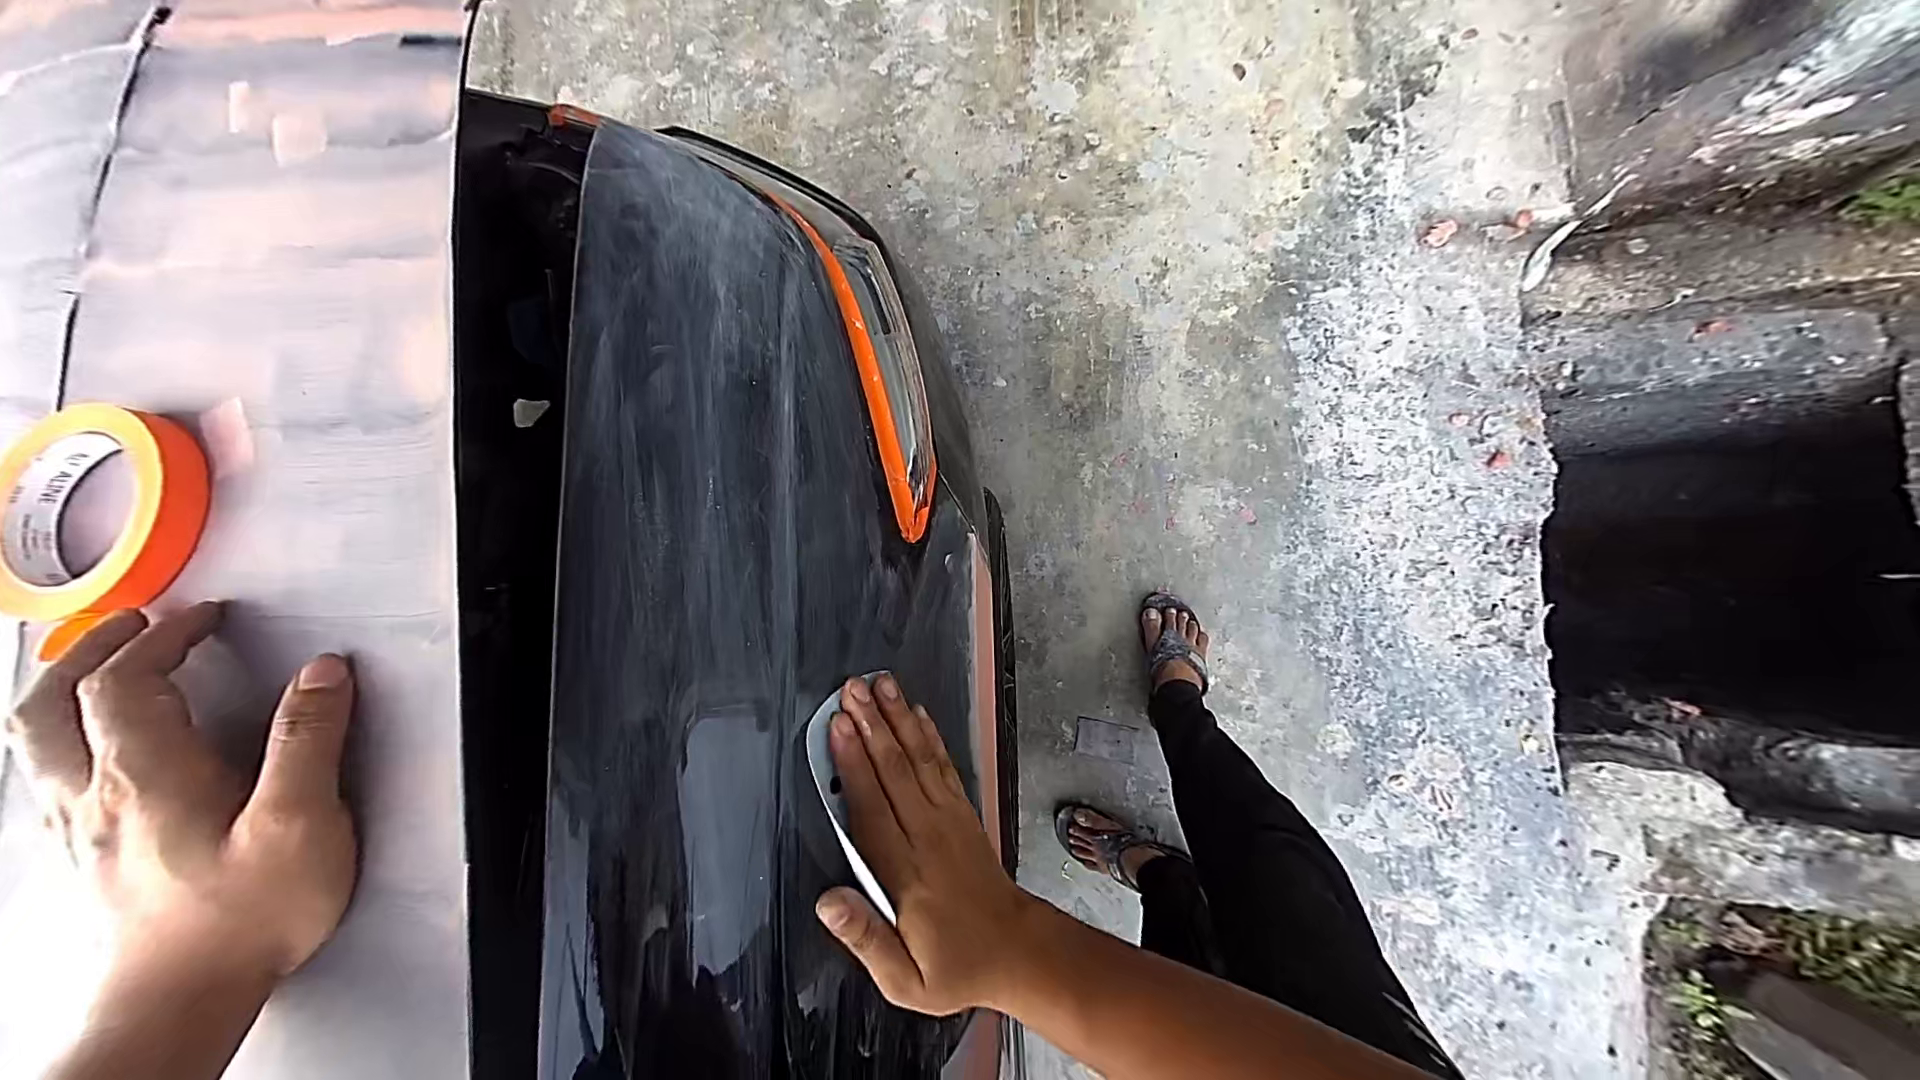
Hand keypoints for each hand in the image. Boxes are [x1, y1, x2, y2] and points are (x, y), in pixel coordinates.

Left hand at [5, 603, 357, 984]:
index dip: (167, 639)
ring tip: (110, 663)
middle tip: (141, 623)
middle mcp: (94, 797)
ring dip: (67, 688)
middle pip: (52, 707)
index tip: (209, 615)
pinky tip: (101, 742)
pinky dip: (67, 735)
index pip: (131, 685)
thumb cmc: (249, 910)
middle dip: (94, 652)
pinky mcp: (82, 856)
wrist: (178, 1004)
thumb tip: (323, 670)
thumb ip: (310, 739)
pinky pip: (47, 777)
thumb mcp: (302, 819)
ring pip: (35, 743)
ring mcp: (77, 830)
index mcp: (149, 780)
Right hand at [814, 673, 1040, 1015]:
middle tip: (852, 689)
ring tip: (881, 685)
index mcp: (907, 871)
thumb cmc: (955, 964)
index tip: (837, 729)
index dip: (852, 763)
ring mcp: (949, 817)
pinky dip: (930, 735)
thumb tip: (827, 902)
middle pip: (894, 769)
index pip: (872, 807)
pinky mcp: (962, 811)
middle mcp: (928, 833)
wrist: (1015, 948)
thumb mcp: (904, 979)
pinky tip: (917, 712)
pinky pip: (944, 764)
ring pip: (919, 757)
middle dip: (870, 724)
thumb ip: (864, 937)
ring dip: (898, 718)